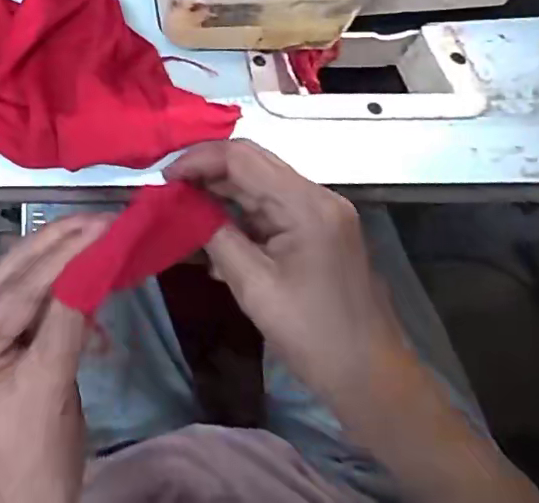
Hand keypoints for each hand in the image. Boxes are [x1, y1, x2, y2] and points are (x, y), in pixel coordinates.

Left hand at [0, 214, 112, 502]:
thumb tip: (94, 263)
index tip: (106, 225)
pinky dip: (68, 276)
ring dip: (67, 251)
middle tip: (107, 219)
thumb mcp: (50, 384)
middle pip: (22, 265)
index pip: (26, 283)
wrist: (28, 495)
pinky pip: (40, 288)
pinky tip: (94, 272)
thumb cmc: (34, 449)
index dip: (68, 251)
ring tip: (104, 231)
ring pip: (30, 269)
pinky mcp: (9, 326)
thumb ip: (68, 319)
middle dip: (65, 240)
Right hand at [169, 140, 538, 502]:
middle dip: (207, 170)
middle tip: (168, 187)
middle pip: (253, 163)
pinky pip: (273, 208)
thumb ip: (218, 237)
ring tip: (182, 207)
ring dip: (222, 192)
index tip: (164, 177)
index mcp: (306, 204)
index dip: (199, 160)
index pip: (242, 158)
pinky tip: (213, 232)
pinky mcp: (319, 230)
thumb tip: (184, 207)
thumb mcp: (255, 287)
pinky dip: (241, 215)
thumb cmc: (314, 337)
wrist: (374, 380)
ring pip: (261, 184)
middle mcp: (317, 196)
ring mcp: (321, 212)